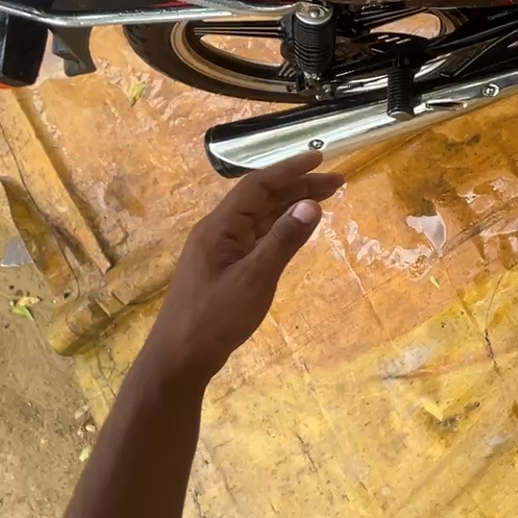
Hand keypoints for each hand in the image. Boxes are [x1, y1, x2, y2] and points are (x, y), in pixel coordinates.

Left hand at [141, 152, 342, 385]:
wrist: (179, 360)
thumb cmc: (214, 318)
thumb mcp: (255, 279)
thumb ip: (284, 240)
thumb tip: (313, 204)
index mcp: (219, 228)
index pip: (257, 186)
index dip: (289, 169)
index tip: (321, 158)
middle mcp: (219, 231)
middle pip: (262, 197)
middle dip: (299, 184)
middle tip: (338, 182)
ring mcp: (223, 248)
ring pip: (262, 214)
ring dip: (293, 202)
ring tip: (327, 197)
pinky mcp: (229, 264)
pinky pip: (260, 232)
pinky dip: (284, 223)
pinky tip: (301, 224)